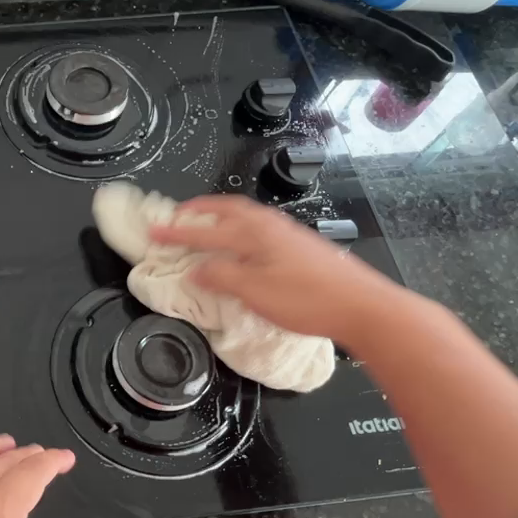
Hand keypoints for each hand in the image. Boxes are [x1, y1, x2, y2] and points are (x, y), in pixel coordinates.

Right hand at [149, 195, 409, 345]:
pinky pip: (260, 230)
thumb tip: (196, 269)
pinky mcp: (302, 249)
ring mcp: (290, 235)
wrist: (365, 308)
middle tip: (179, 216)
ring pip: (246, 218)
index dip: (175, 232)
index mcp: (255, 233)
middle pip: (228, 209)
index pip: (204, 229)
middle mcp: (272, 227)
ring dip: (222, 219)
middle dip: (200, 210)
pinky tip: (242, 249)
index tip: (153, 231)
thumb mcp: (254, 292)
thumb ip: (221, 276)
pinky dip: (240, 232)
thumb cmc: (310, 300)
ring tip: (206, 229)